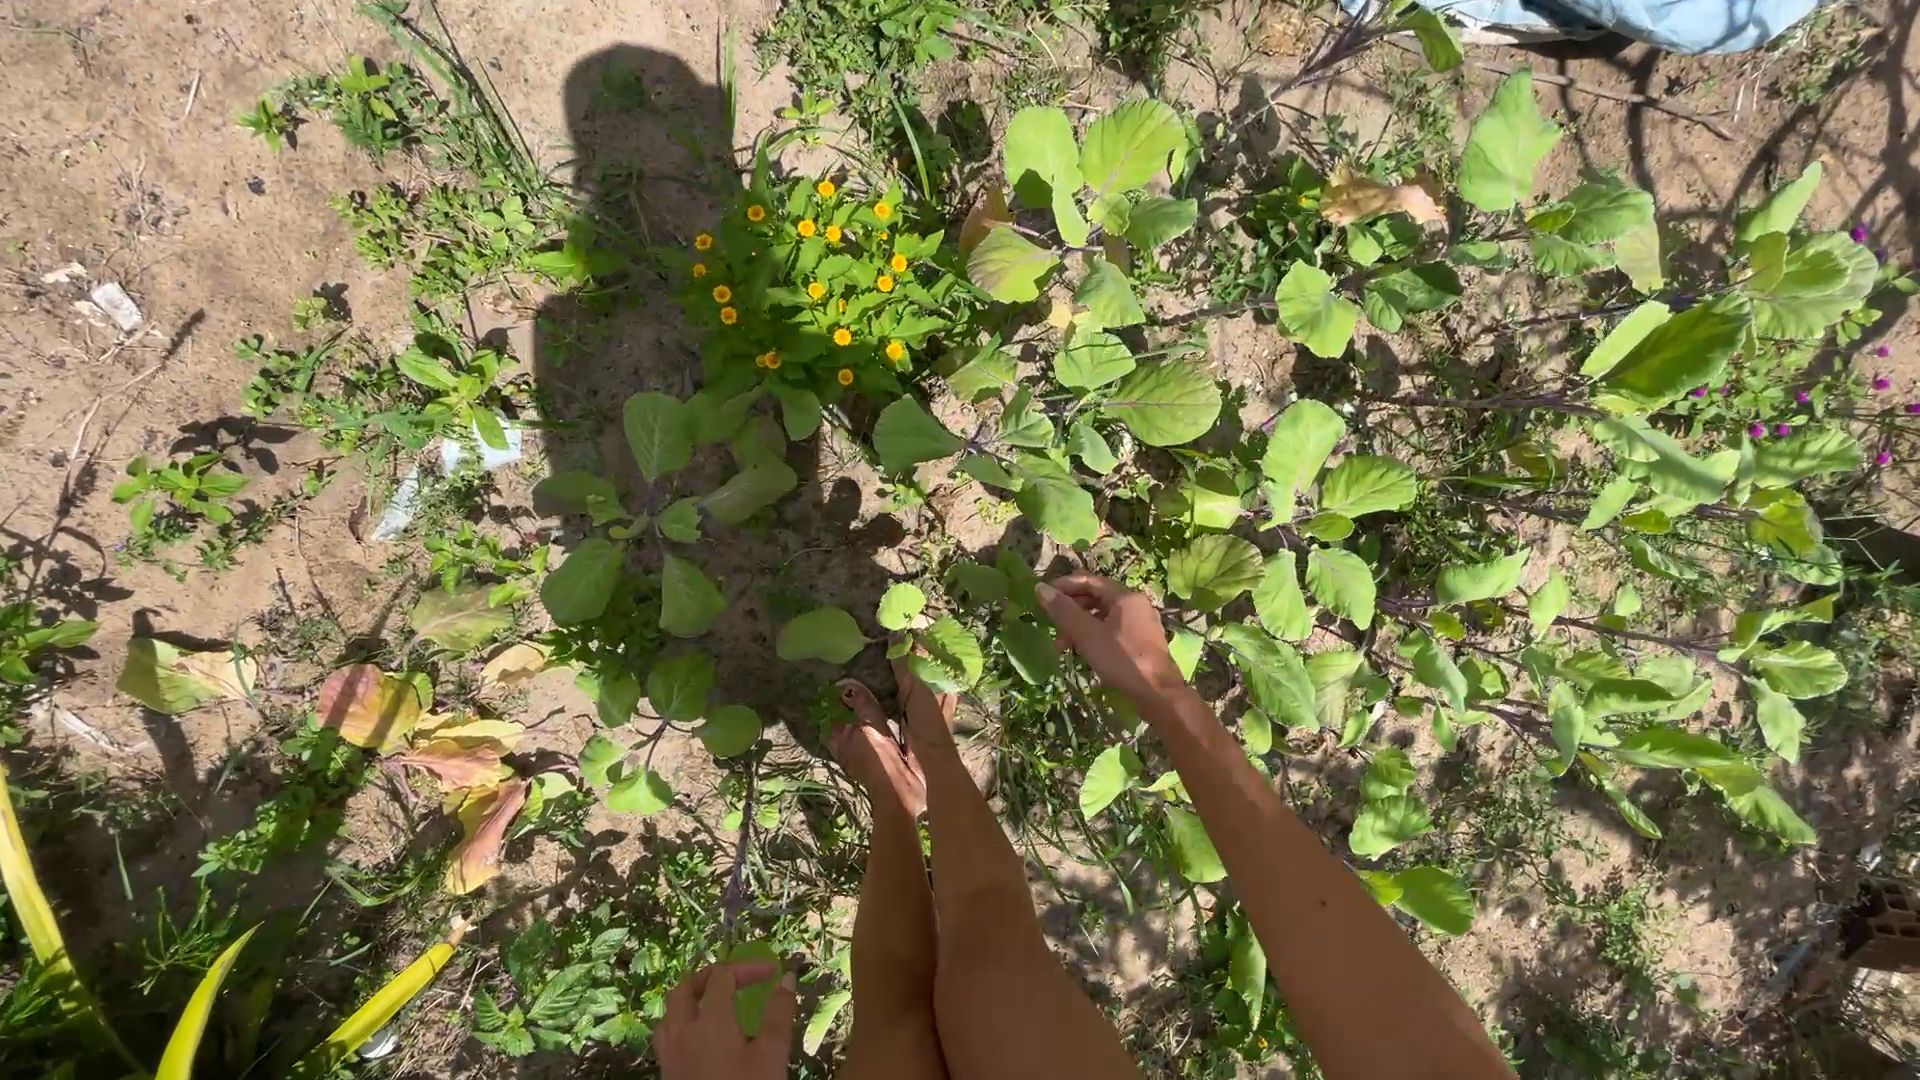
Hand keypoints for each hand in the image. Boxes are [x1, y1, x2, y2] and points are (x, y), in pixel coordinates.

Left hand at [656, 959, 796, 1079]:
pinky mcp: (667, 1076)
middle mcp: (682, 1033)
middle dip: (712, 975)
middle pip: (686, 988)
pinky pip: (668, 1036)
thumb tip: (786, 978)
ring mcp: (669, 1056)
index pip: (722, 977)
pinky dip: (684, 1022)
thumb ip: (779, 1012)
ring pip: (670, 1013)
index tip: (773, 971)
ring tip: (717, 1001)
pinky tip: (703, 1035)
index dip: (747, 968)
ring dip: (692, 998)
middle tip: (738, 977)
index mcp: (709, 1021)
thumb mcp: (772, 1054)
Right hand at [1036, 574, 1185, 703]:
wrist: (1158, 694)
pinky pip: (1113, 631)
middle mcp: (1136, 605)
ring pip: (1104, 617)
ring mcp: (1142, 624)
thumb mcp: (1087, 633)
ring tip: (1062, 646)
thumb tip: (1041, 588)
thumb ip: (1063, 610)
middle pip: (1097, 598)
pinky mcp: (1143, 643)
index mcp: (1126, 597)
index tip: (1045, 594)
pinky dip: (1095, 637)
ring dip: (1080, 627)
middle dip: (1071, 610)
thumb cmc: (1121, 659)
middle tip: (1052, 624)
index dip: (1065, 585)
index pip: (1090, 581)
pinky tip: (1083, 652)